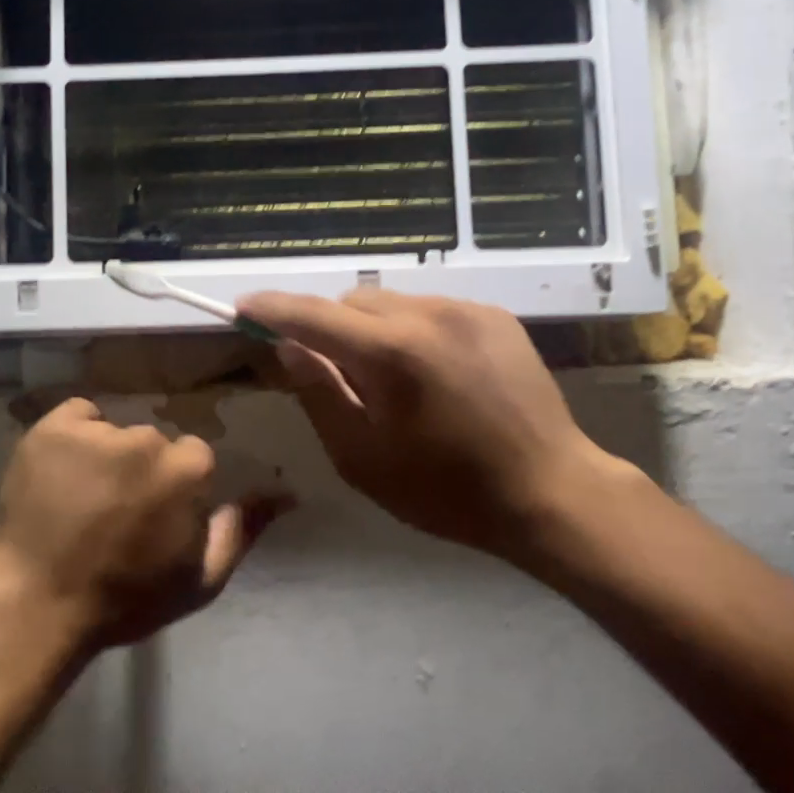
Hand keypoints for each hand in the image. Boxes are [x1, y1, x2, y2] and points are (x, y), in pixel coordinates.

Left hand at [0, 398, 291, 650]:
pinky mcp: (52, 427)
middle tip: (114, 512)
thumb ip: (242, 530)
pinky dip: (74, 435)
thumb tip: (286, 493)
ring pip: (114, 431)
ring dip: (106, 455)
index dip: (174, 491)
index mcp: (188, 469)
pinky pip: (78, 415)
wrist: (39, 606)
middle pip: (153, 443)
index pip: (192, 459)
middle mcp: (147, 438)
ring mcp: (97, 432)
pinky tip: (61, 471)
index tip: (152, 519)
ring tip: (80, 498)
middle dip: (140, 470)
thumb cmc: (126, 599)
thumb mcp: (200, 579)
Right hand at [239, 289, 622, 564]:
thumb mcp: (363, 459)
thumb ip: (319, 394)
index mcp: (390, 354)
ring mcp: (466, 310)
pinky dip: (415, 331)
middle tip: (337, 374)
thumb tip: (289, 347)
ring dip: (374, 329)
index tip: (243, 307)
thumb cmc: (446, 491)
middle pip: (352, 302)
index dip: (272, 308)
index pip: (311, 315)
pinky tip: (435, 374)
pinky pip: (432, 310)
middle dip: (331, 328)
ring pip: (392, 303)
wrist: (550, 492)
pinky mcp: (495, 315)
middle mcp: (427, 315)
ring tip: (393, 378)